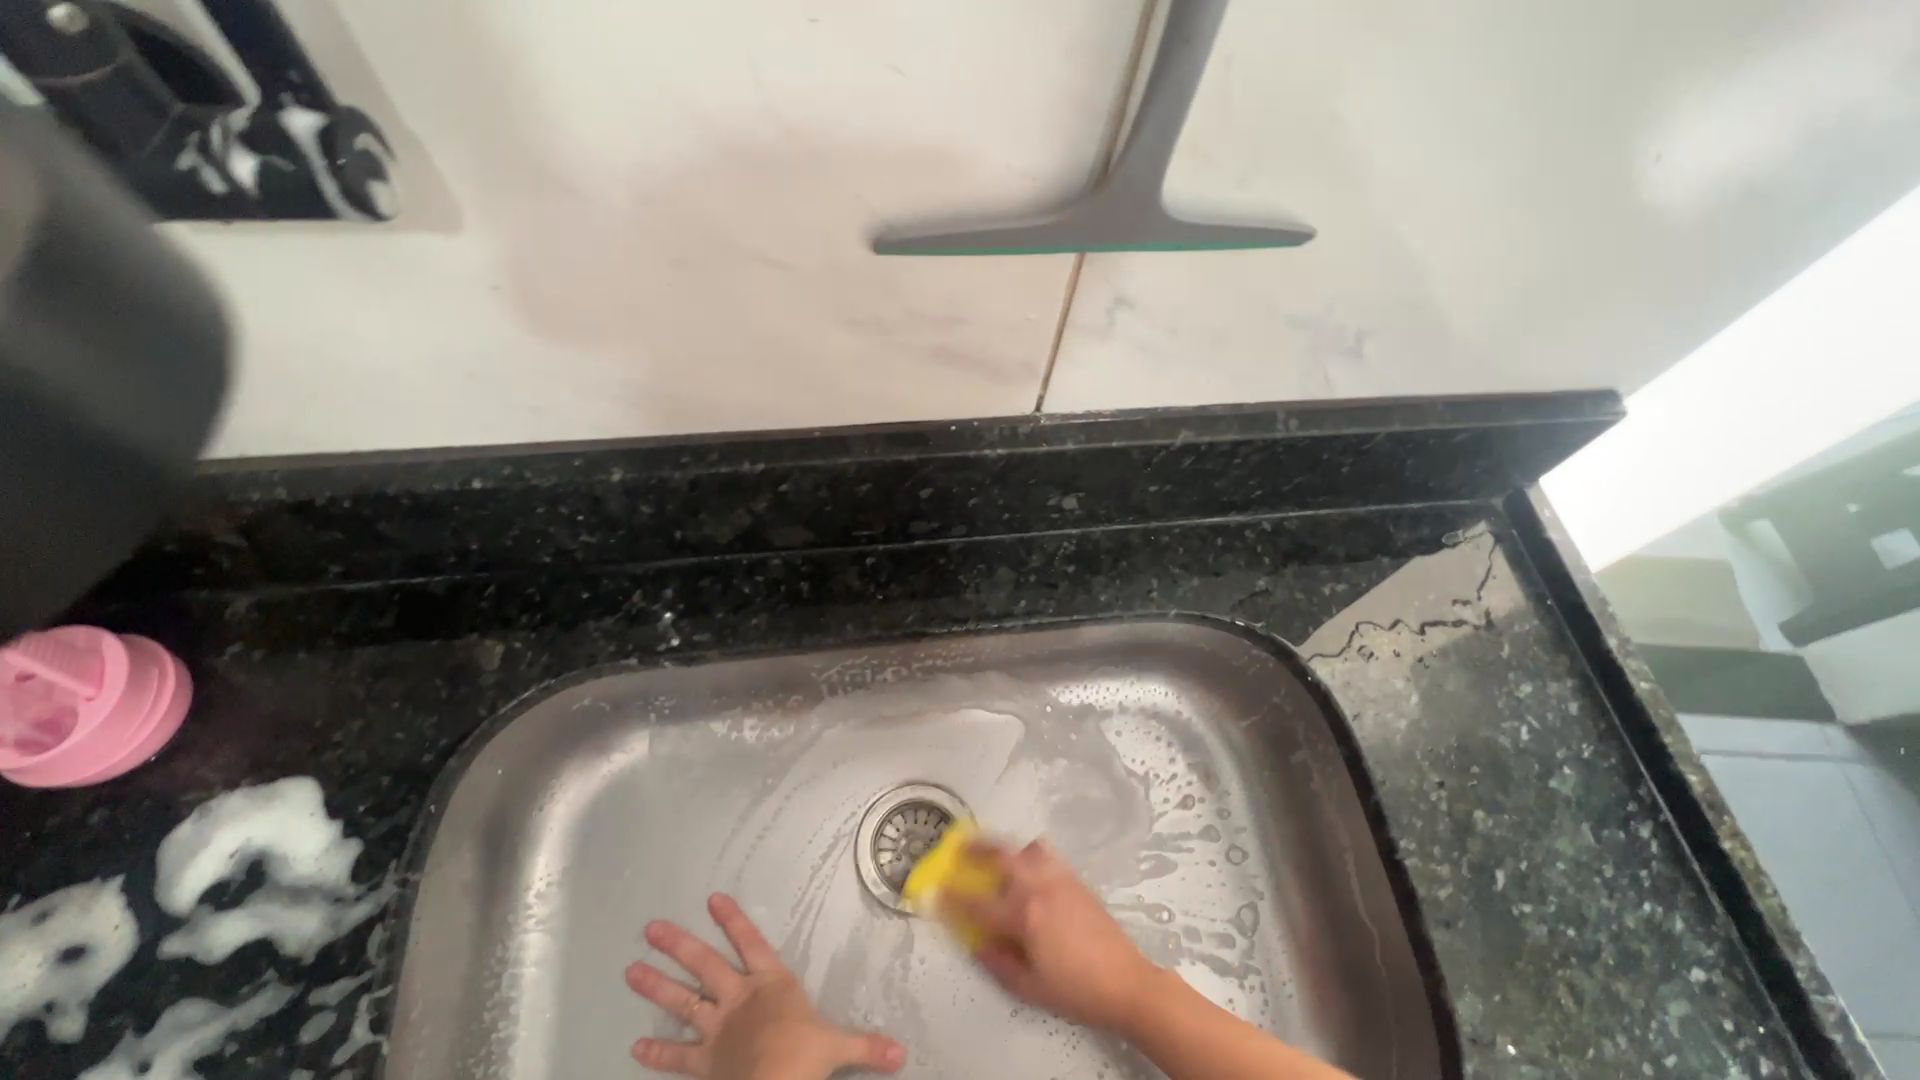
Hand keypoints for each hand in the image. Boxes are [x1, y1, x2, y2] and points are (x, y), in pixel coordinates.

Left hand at [626, 893, 906, 1079]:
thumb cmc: (804, 1056)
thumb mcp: (838, 1047)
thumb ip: (867, 1045)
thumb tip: (902, 1052)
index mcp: (771, 985)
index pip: (752, 943)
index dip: (733, 921)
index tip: (713, 899)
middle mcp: (738, 999)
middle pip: (704, 965)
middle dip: (678, 945)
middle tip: (651, 928)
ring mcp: (716, 1028)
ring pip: (682, 1001)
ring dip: (657, 986)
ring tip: (631, 970)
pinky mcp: (703, 1061)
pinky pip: (676, 1056)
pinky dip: (656, 1052)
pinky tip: (635, 1046)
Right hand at [950, 839, 1168, 1033]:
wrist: (1126, 982)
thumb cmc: (1076, 990)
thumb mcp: (1029, 988)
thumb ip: (998, 963)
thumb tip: (977, 943)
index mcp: (1025, 916)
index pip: (978, 902)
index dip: (952, 897)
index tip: (935, 891)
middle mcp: (1040, 888)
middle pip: (1002, 855)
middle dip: (976, 848)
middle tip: (959, 848)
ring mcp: (1061, 880)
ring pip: (1028, 847)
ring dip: (1006, 845)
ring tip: (994, 851)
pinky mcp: (1077, 880)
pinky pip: (1048, 856)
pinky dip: (1030, 853)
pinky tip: (1026, 866)